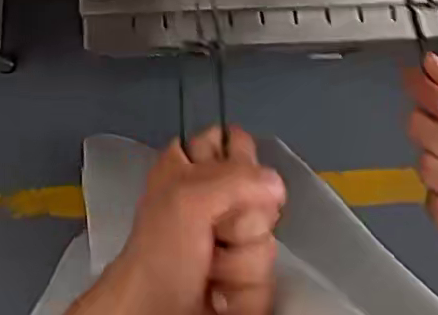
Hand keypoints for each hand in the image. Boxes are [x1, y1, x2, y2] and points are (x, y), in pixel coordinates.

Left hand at [69, 125, 286, 314]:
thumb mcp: (189, 199)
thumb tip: (276, 182)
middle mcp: (214, 197)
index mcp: (192, 163)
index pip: (234, 141)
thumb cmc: (161, 250)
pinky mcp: (243, 278)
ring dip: (240, 265)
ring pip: (268, 240)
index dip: (240, 161)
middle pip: (261, 195)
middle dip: (243, 222)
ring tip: (209, 272)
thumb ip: (234, 179)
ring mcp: (230, 240)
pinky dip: (244, 294)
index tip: (231, 181)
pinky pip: (268, 279)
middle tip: (215, 233)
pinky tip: (220, 296)